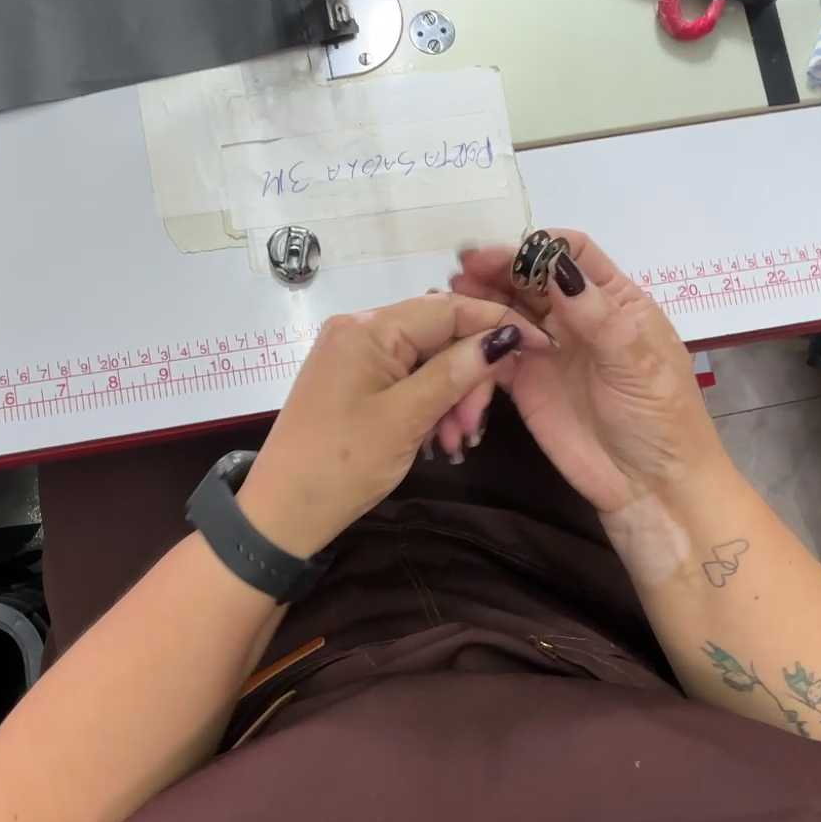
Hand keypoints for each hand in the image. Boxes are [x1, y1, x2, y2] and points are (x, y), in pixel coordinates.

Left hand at [236, 293, 539, 559]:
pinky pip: (404, 382)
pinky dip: (427, 407)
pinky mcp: (352, 383)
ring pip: (424, 363)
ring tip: (455, 445)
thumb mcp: (405, 418)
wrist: (281, 513)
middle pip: (437, 336)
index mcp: (367, 329)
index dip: (496, 324)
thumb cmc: (341, 464)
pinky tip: (437, 442)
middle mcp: (358, 331)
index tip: (539, 346)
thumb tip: (502, 338)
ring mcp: (353, 358)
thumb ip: (454, 373)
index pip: (447, 307)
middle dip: (467, 378)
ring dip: (450, 399)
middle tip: (475, 429)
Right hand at [450, 231, 729, 515]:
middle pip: (533, 279)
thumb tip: (556, 264)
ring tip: (452, 296)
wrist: (648, 489)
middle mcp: (577, 318)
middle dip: (500, 270)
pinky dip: (474, 342)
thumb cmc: (660, 421)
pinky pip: (494, 352)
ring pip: (509, 311)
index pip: (575, 254)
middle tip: (464, 270)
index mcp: (616, 302)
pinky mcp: (524, 382)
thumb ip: (596, 315)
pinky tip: (455, 335)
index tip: (504, 251)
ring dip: (481, 300)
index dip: (540, 247)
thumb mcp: (637, 364)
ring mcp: (548, 349)